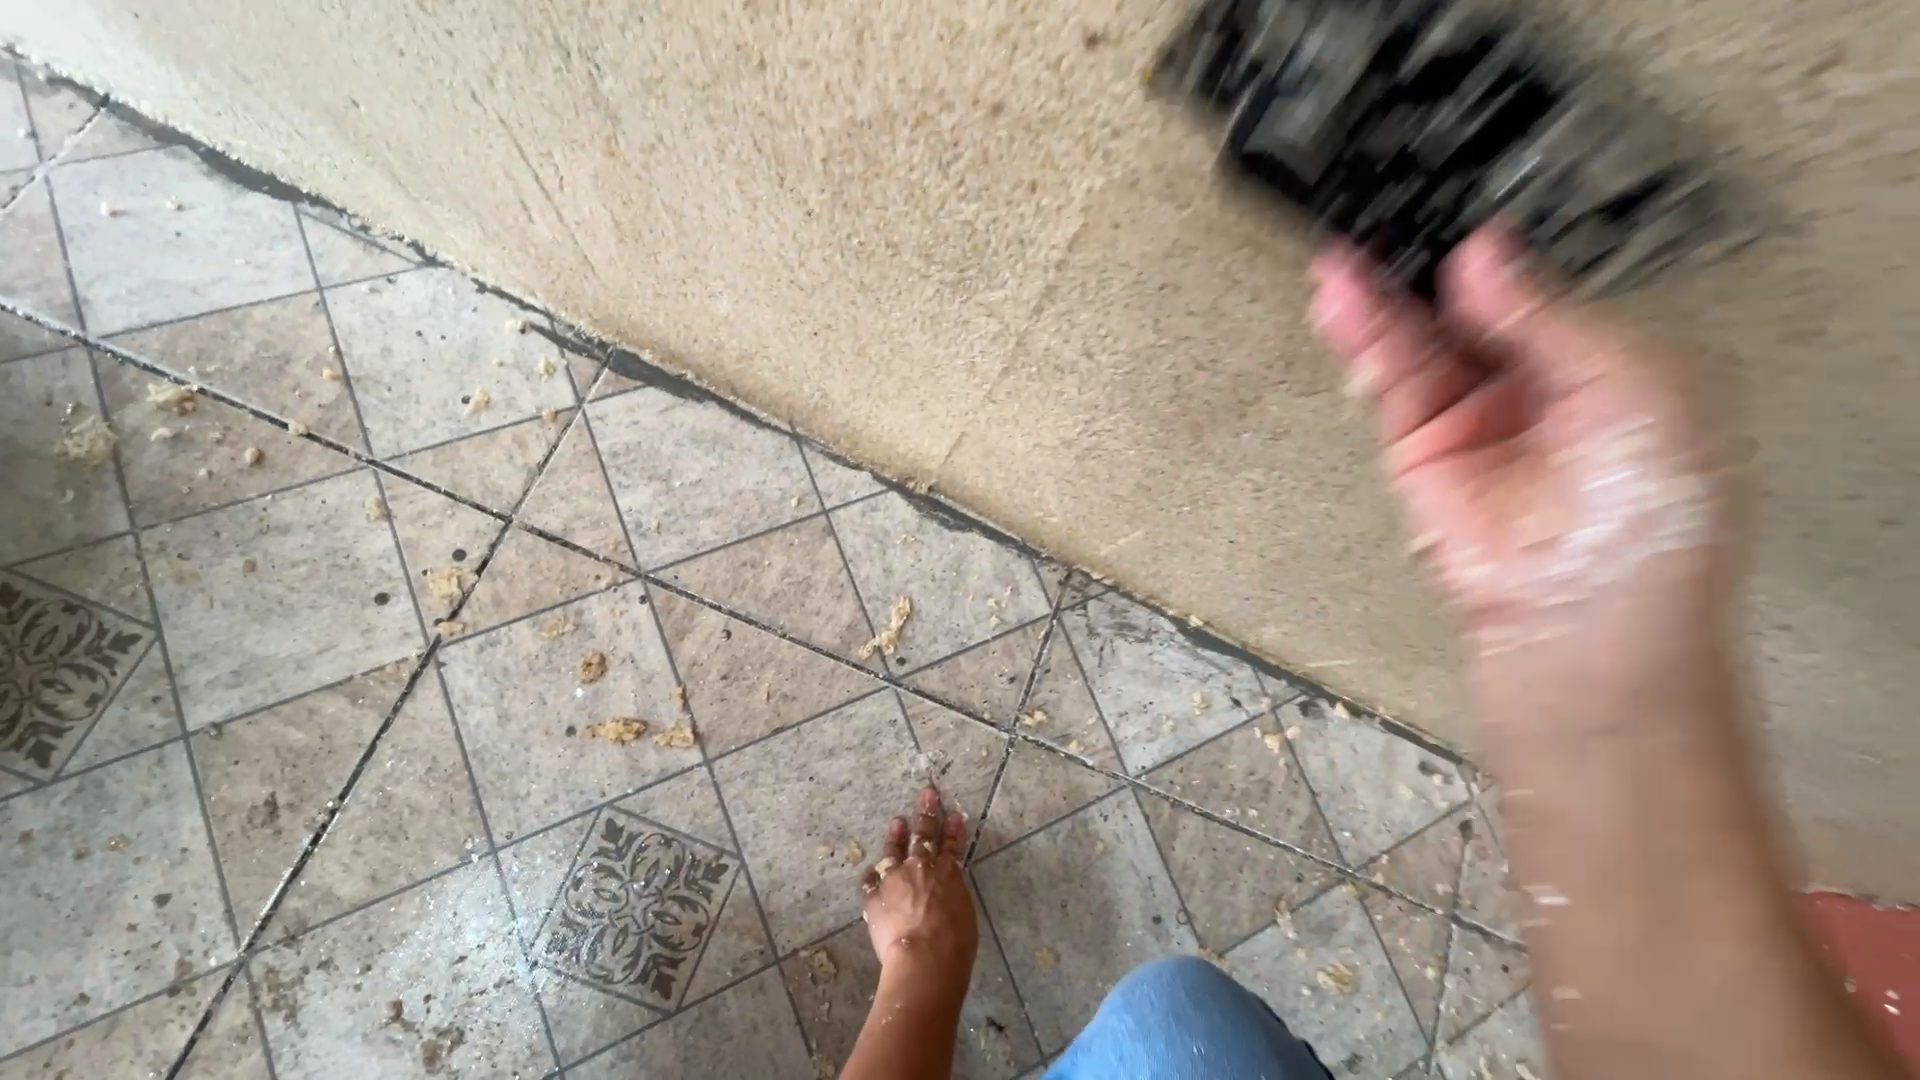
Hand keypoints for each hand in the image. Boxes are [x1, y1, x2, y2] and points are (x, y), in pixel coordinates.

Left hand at [860, 786, 976, 986]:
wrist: (925, 959)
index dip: (952, 829)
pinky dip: (870, 877)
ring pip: (894, 852)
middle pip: (924, 835)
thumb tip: (945, 894)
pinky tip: (868, 871)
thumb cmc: (954, 944)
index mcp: (947, 874)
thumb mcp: (963, 914)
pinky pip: (869, 883)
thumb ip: (952, 897)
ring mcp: (894, 880)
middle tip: (927, 793)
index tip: (953, 813)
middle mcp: (920, 869)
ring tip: (896, 822)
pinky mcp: (874, 898)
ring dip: (896, 836)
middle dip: (926, 812)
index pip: (951, 846)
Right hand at [1309, 226, 1738, 669]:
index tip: (1456, 222)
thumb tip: (1485, 256)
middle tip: (1385, 230)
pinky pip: (1386, 380)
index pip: (1531, 291)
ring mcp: (1464, 414)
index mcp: (1594, 358)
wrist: (1577, 598)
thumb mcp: (1630, 380)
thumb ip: (1547, 315)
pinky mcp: (1415, 444)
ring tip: (1342, 261)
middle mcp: (1524, 382)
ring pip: (1413, 340)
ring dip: (1377, 300)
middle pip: (1460, 311)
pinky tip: (1343, 304)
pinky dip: (1362, 340)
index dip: (1492, 257)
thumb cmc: (1643, 507)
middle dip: (1421, 272)